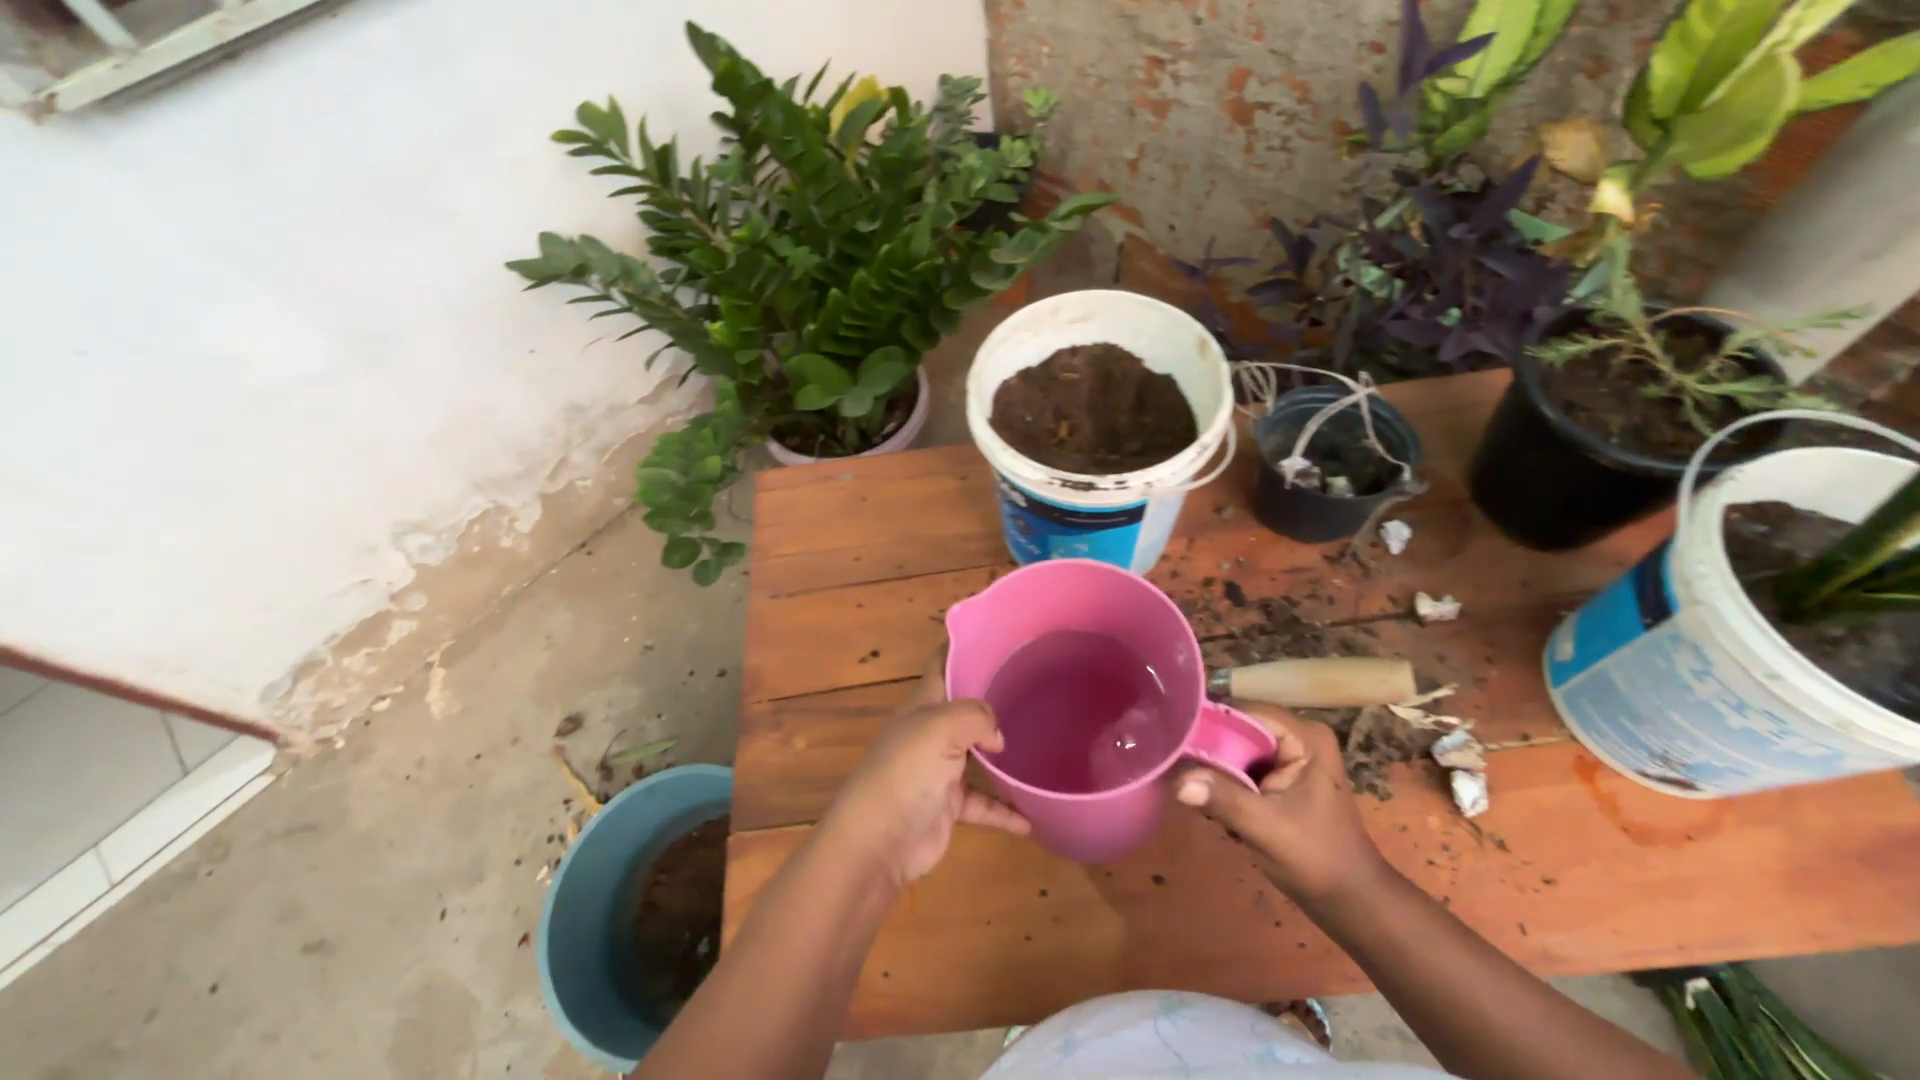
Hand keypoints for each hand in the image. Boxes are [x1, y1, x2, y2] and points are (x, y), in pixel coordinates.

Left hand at [820, 648, 1030, 884]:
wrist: (878, 841)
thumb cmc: (905, 773)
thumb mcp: (939, 728)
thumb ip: (975, 717)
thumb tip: (998, 737)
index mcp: (923, 705)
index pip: (943, 663)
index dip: (964, 645)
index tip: (999, 634)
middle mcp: (931, 732)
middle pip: (965, 708)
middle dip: (995, 698)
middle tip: (1037, 687)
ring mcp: (940, 770)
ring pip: (979, 756)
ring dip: (1005, 757)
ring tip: (1043, 749)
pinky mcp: (949, 806)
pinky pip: (985, 804)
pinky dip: (1006, 810)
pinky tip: (1031, 818)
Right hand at [1169, 703, 1388, 903]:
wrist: (1350, 900)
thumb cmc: (1318, 859)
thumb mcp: (1267, 828)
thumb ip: (1224, 800)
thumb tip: (1178, 781)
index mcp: (1305, 738)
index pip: (1246, 712)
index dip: (1209, 722)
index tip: (1171, 736)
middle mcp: (1298, 739)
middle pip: (1238, 730)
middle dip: (1210, 753)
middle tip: (1178, 773)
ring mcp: (1290, 760)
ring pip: (1236, 751)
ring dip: (1215, 774)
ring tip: (1197, 797)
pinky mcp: (1280, 780)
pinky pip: (1241, 770)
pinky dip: (1225, 788)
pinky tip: (1217, 813)